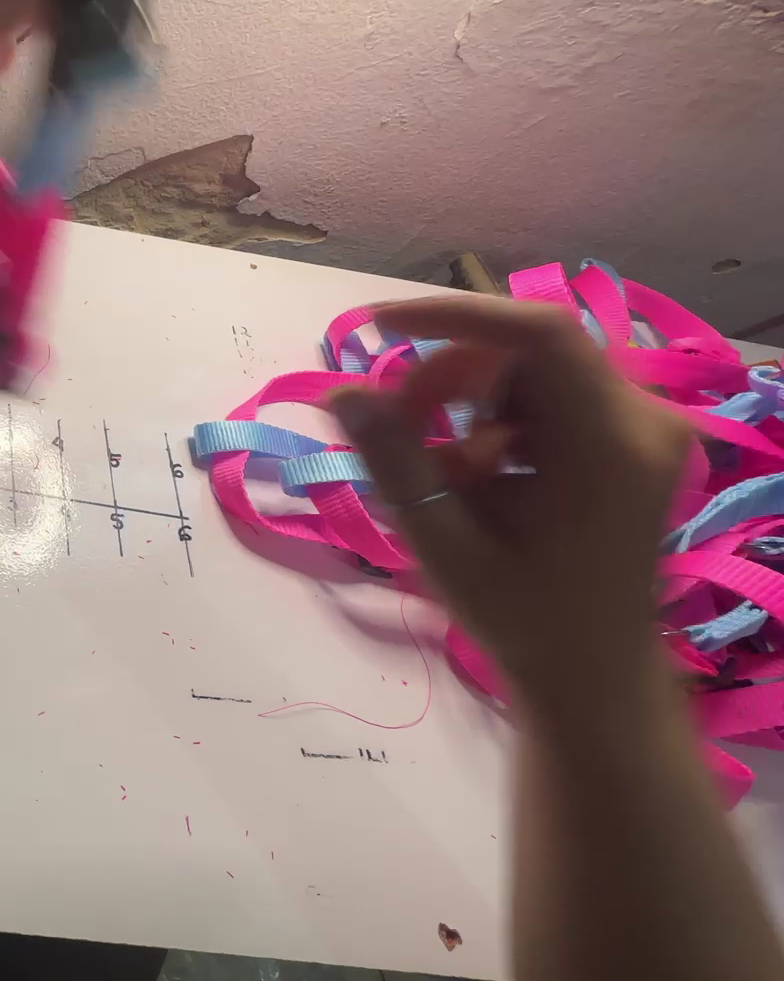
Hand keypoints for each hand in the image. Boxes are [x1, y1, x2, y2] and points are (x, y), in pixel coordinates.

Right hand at [328, 296, 692, 693]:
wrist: (588, 666)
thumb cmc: (518, 612)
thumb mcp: (441, 537)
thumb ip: (394, 460)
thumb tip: (342, 392)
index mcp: (610, 444)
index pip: (539, 336)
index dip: (452, 315)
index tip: (374, 327)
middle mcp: (639, 419)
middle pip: (520, 353)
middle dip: (441, 381)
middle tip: (393, 434)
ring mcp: (634, 427)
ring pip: (520, 373)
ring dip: (457, 406)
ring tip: (435, 470)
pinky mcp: (616, 439)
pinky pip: (532, 398)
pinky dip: (481, 421)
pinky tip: (469, 474)